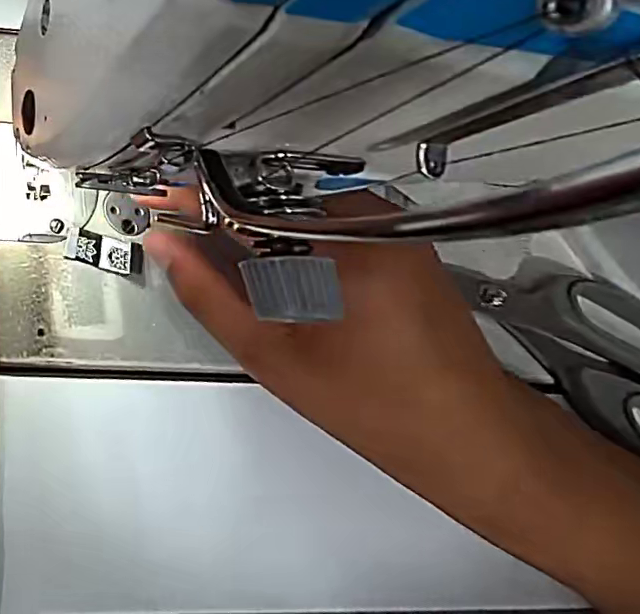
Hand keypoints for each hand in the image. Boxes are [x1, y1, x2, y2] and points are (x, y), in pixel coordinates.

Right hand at [140, 189, 524, 465]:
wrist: (475, 438)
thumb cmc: (391, 410)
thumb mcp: (275, 356)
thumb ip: (207, 293)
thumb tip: (168, 249)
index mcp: (344, 246)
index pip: (244, 206)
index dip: (192, 203)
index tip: (163, 201)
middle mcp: (373, 223)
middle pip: (267, 206)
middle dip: (225, 226)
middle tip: (198, 254)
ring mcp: (390, 227)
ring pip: (291, 215)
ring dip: (259, 238)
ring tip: (260, 290)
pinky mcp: (398, 237)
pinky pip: (322, 223)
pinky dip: (293, 244)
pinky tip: (293, 287)